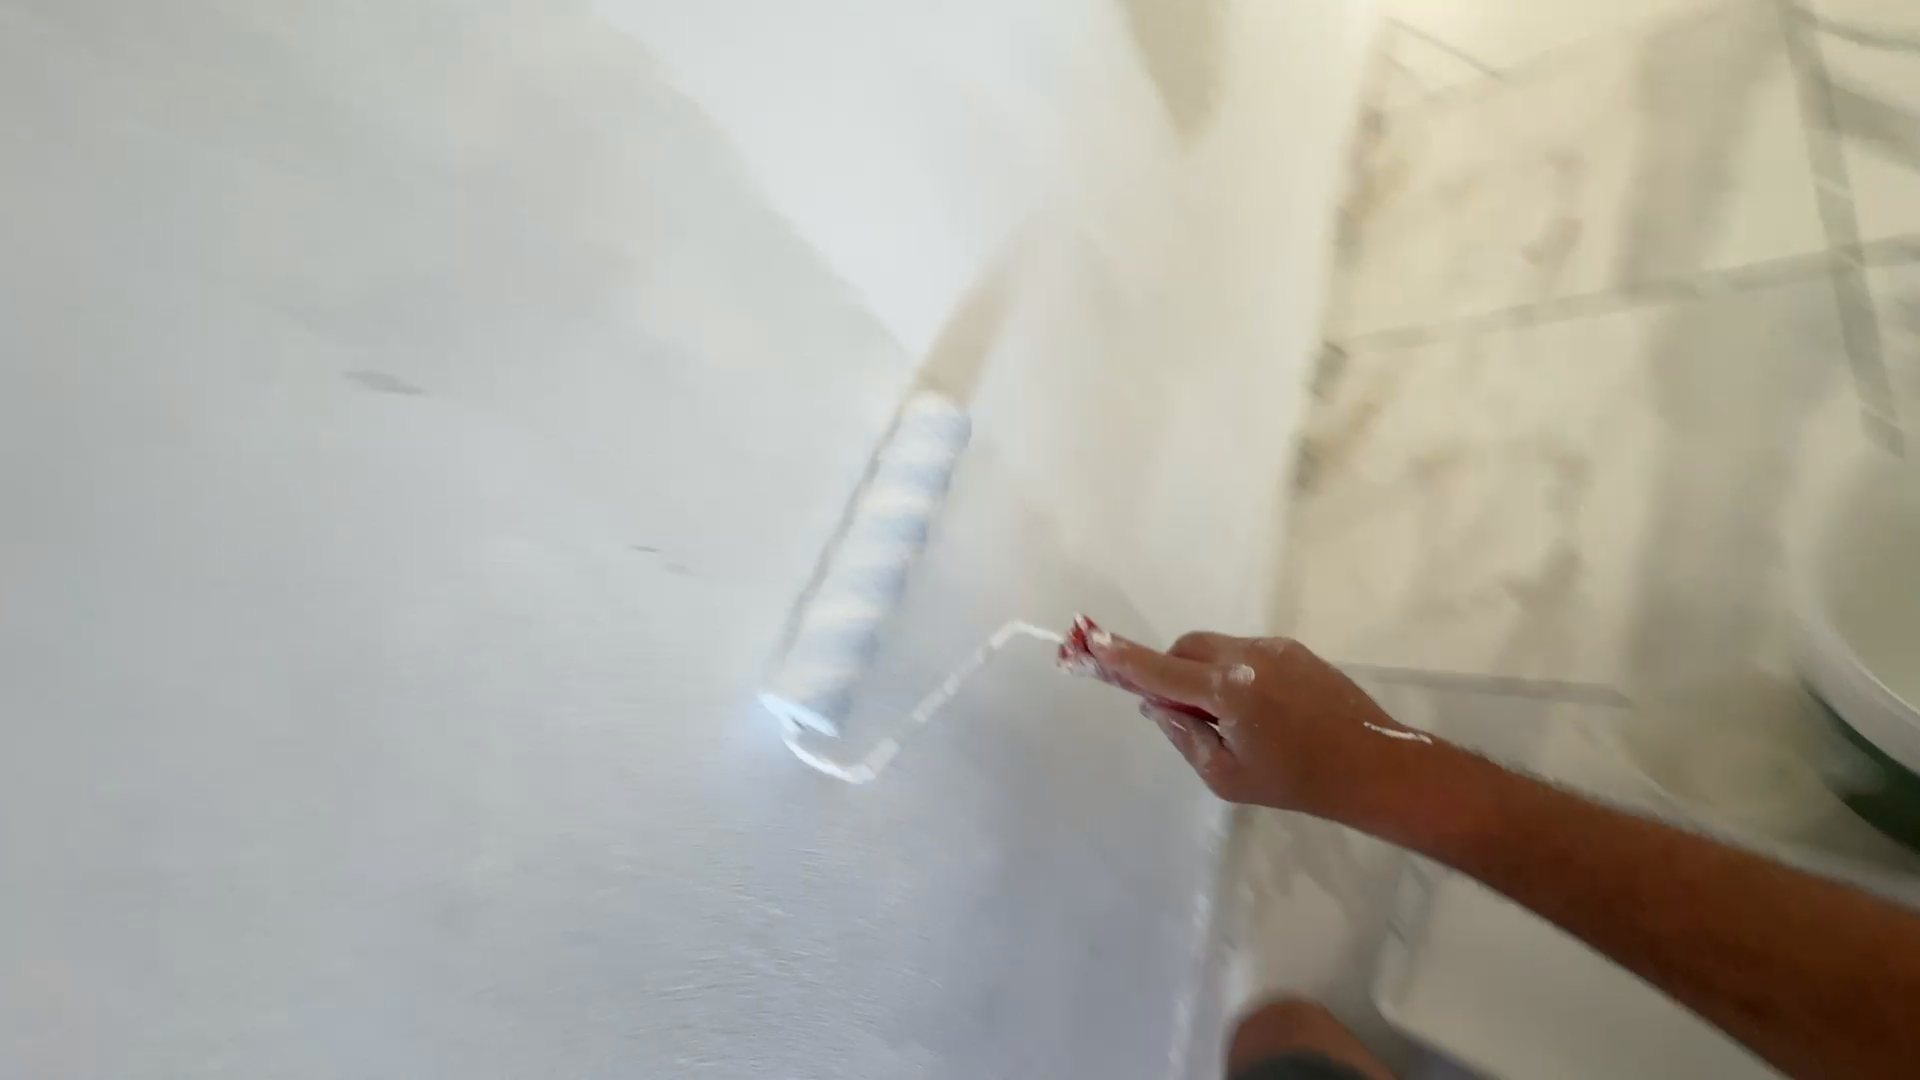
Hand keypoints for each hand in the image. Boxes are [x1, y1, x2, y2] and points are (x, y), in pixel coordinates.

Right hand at [1087, 630, 1431, 815]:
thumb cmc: (1295, 782)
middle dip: (1168, 669)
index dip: (1121, 656)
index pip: (1158, 669)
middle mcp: (1247, 656)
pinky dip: (1230, 670)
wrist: (1377, 767)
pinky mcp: (1292, 648)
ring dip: (1200, 671)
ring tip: (1227, 714)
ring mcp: (1272, 647)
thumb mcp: (1225, 777)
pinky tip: (1256, 707)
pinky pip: (1242, 650)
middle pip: (1183, 648)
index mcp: (1228, 691)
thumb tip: (1154, 704)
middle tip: (1177, 707)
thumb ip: (1182, 734)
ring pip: (1212, 647)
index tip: (1089, 638)